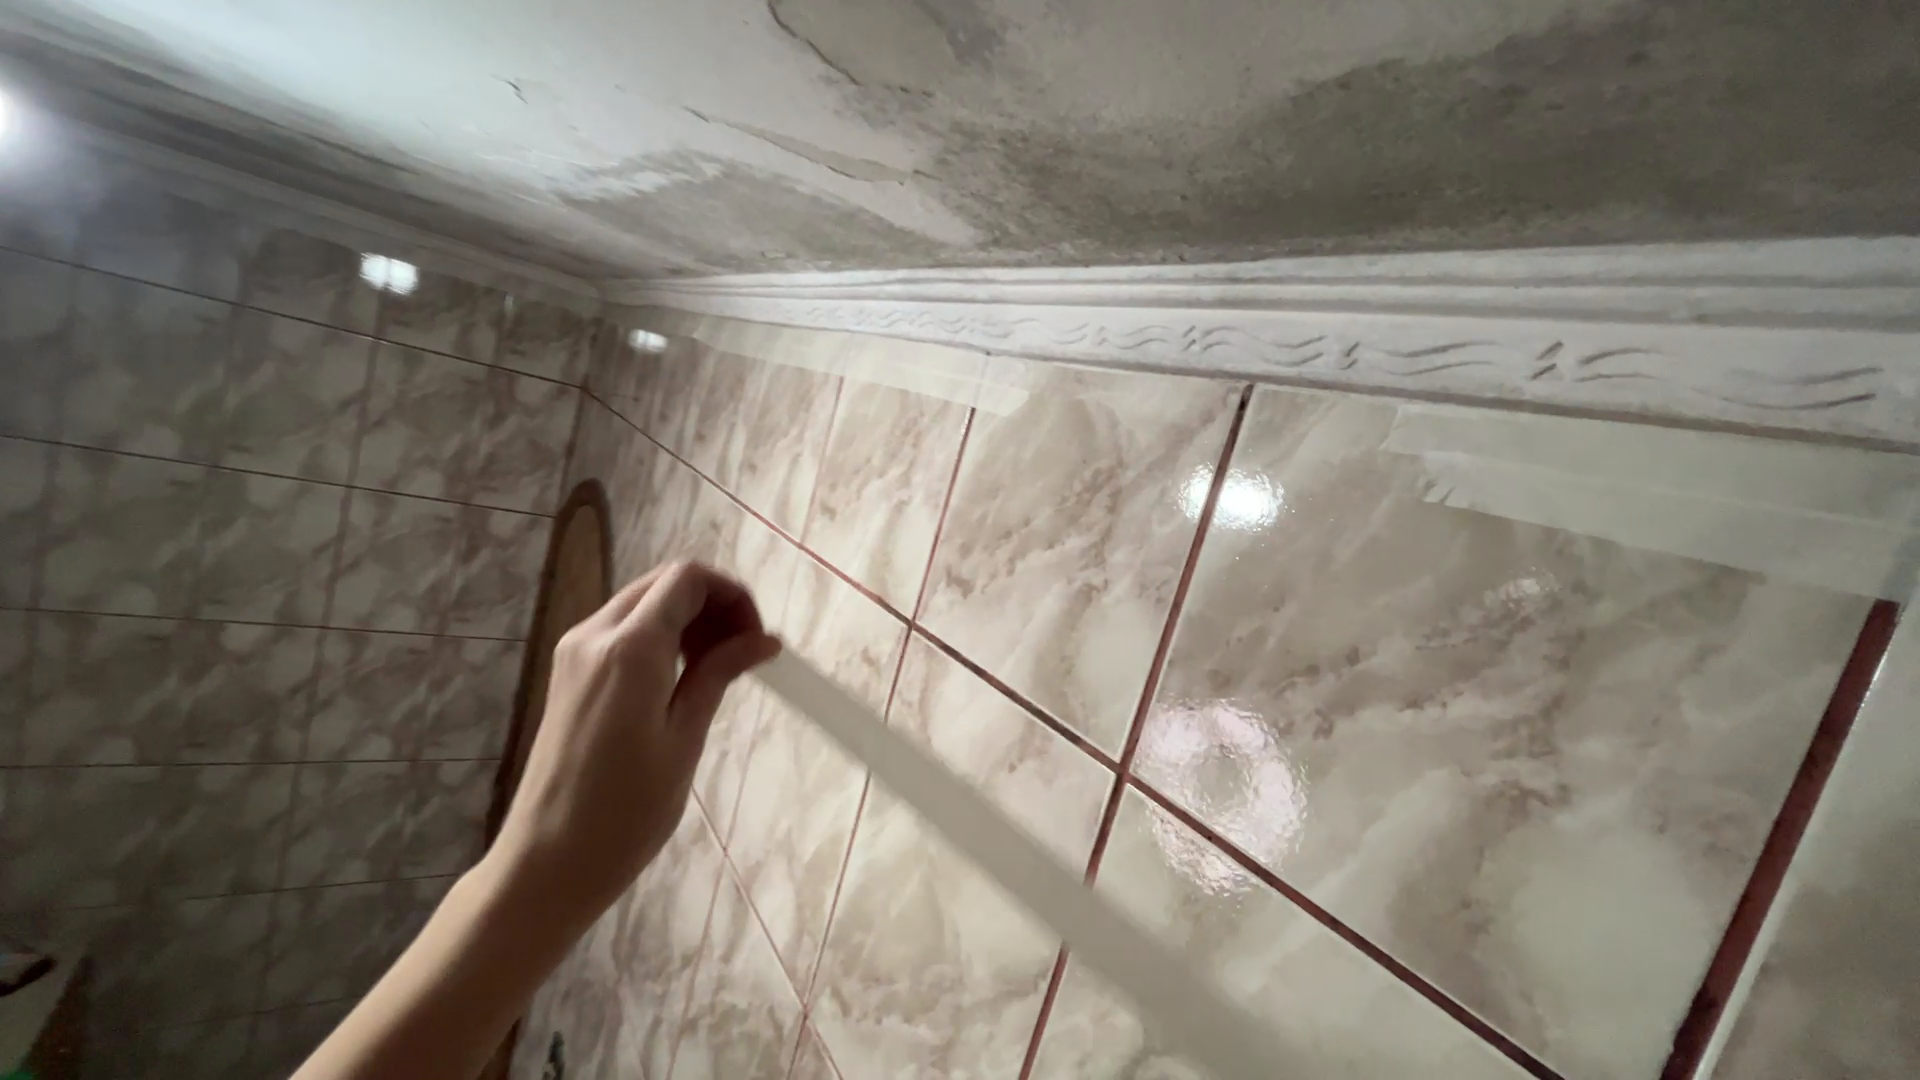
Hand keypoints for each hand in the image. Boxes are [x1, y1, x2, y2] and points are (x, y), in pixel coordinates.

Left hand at [487, 561, 781, 925]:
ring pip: (644, 601)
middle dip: (713, 603)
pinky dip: (661, 634)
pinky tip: (681, 676)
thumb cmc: (626, 810)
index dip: (732, 595)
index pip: (688, 578)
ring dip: (688, 617)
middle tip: (743, 651)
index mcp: (629, 648)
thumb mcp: (684, 738)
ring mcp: (576, 651)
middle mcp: (595, 634)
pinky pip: (624, 628)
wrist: (547, 862)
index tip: (756, 638)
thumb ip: (719, 674)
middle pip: (665, 582)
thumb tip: (765, 640)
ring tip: (718, 666)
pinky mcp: (570, 671)